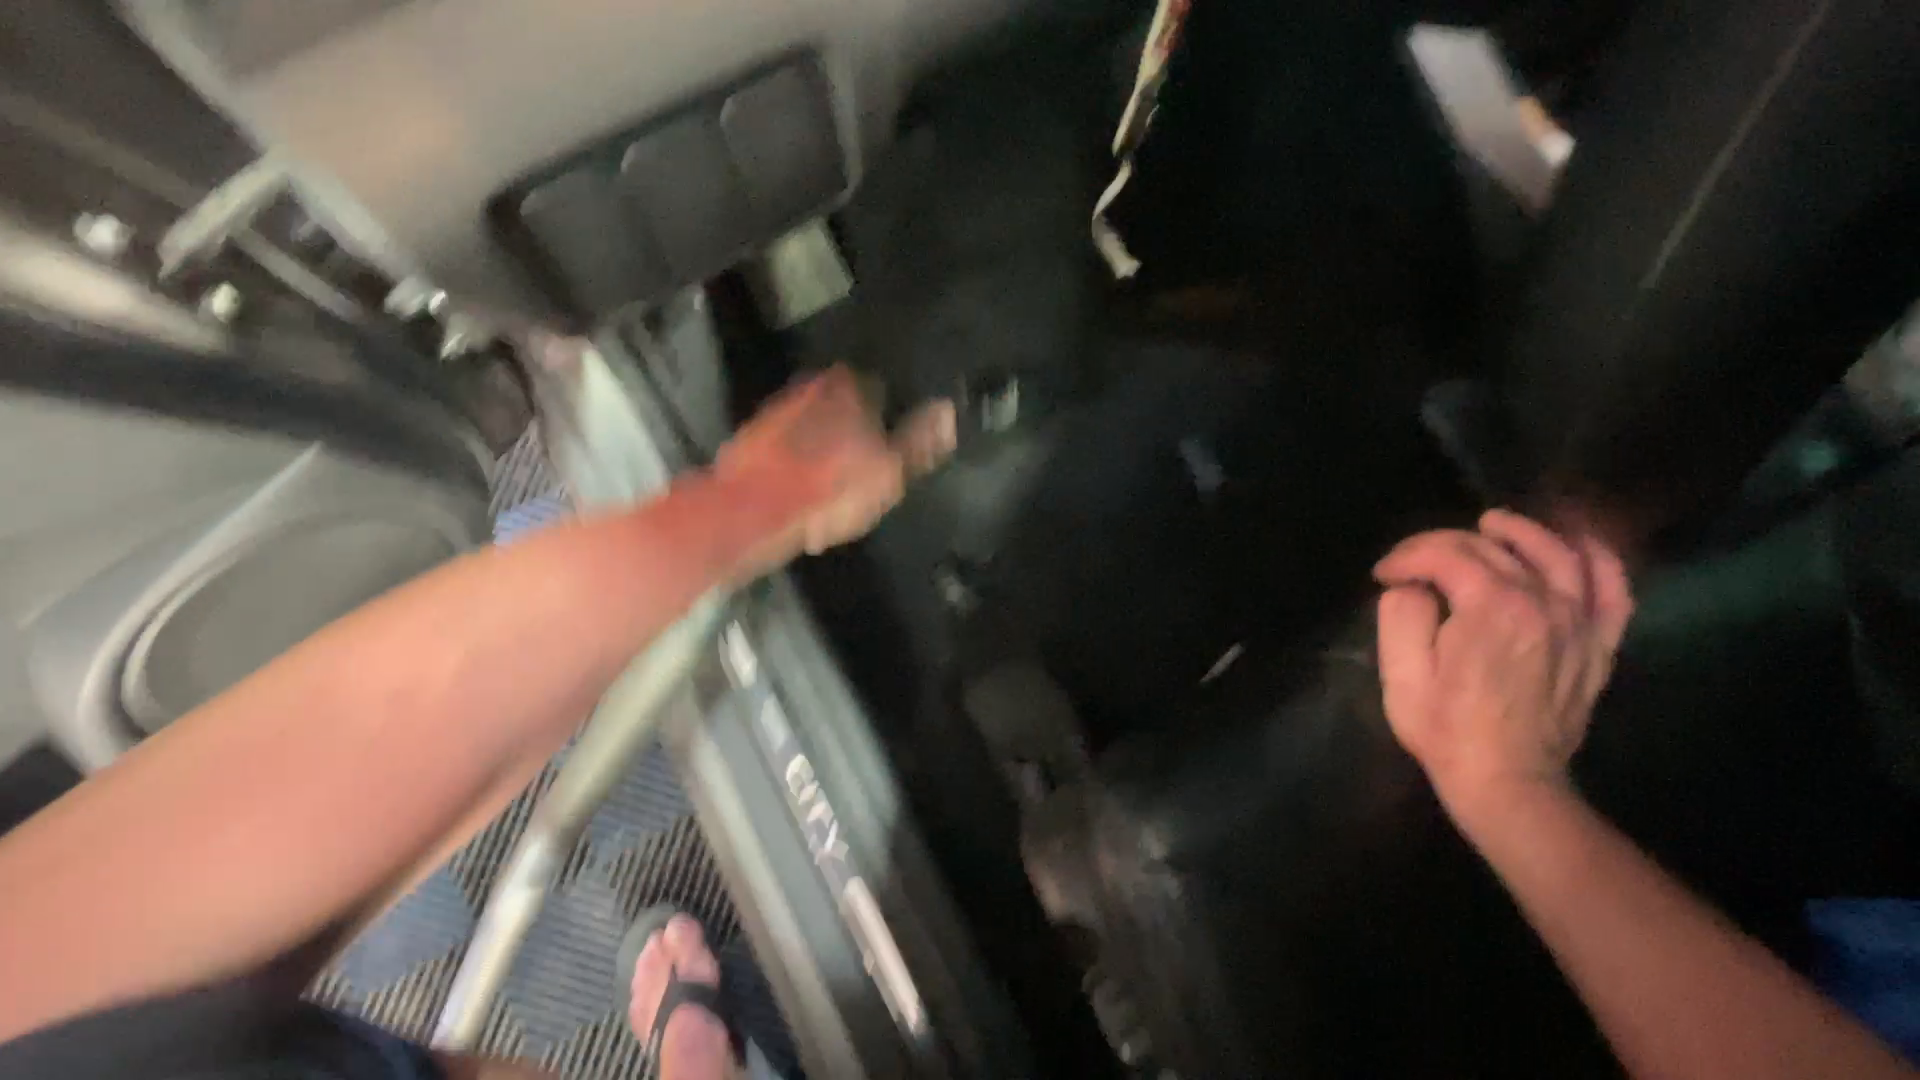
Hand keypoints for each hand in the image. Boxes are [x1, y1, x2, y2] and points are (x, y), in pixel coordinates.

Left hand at [715, 365, 954, 576]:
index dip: (891, 426)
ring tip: (831, 498)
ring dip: (824, 457)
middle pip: (846, 410)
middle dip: (854, 438)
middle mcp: (811, 386)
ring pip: (815, 432)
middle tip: (862, 480)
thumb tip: (948, 410)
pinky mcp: (750, 440)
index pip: (884, 392)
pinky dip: (796, 471)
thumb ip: (921, 441)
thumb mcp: (891, 473)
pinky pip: (787, 453)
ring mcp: (777, 411)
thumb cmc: (830, 491)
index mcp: (850, 385)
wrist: (751, 514)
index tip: (892, 457)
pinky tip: (802, 501)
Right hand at [1373, 509, 1633, 820]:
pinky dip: (1598, 559)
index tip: (1382, 575)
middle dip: (1444, 544)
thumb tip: (1411, 585)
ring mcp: (1579, 622)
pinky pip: (1612, 589)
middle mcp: (1543, 601)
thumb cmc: (1446, 729)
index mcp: (1491, 606)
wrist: (1507, 782)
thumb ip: (1401, 614)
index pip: (1446, 553)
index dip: (1406, 556)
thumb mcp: (1401, 674)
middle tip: (1413, 563)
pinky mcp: (1598, 644)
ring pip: (1556, 553)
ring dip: (1522, 531)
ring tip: (1493, 524)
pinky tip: (1577, 545)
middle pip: (1493, 548)